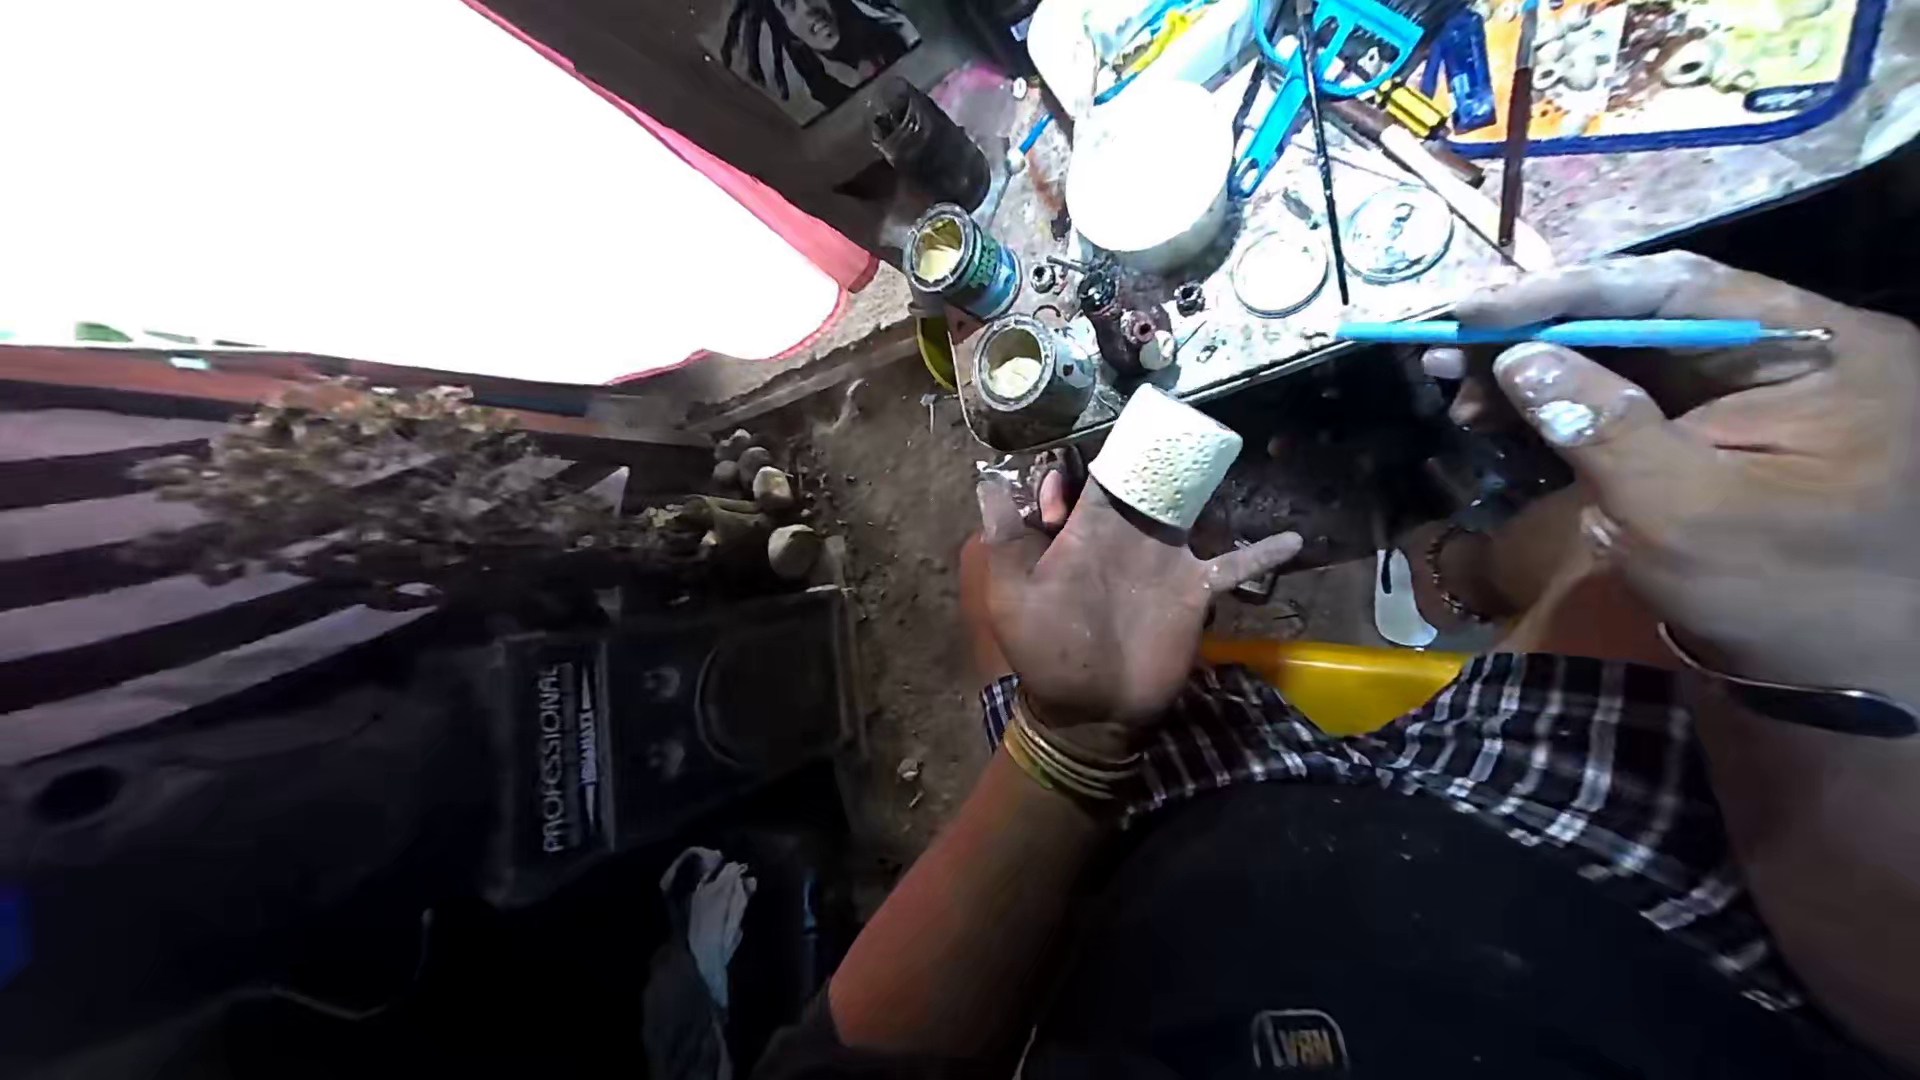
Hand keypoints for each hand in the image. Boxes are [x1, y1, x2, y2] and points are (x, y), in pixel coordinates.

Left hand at [975, 470, 1301, 749]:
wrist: (1087, 706)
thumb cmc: (1044, 647)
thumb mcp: (1010, 589)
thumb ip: (1003, 534)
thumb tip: (985, 480)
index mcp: (1082, 534)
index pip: (1085, 482)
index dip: (1081, 463)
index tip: (1082, 454)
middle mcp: (1125, 539)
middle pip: (1143, 485)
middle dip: (1153, 456)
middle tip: (1173, 419)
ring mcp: (1164, 563)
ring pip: (1188, 513)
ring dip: (1205, 487)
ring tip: (1225, 448)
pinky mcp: (1194, 591)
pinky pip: (1234, 568)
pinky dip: (1262, 554)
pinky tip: (1295, 539)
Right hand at [1430, 252, 1919, 700]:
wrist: (1819, 656)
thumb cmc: (1773, 587)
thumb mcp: (1679, 509)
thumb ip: (1602, 427)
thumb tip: (1518, 359)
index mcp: (1814, 354)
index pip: (1675, 291)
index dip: (1563, 294)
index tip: (1472, 311)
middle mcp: (1774, 352)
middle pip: (1632, 314)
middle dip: (1527, 332)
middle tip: (1444, 350)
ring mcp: (1727, 389)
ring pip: (1605, 352)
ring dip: (1520, 368)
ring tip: (1453, 392)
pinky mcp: (1684, 422)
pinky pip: (1600, 392)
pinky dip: (1536, 400)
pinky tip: (1487, 414)